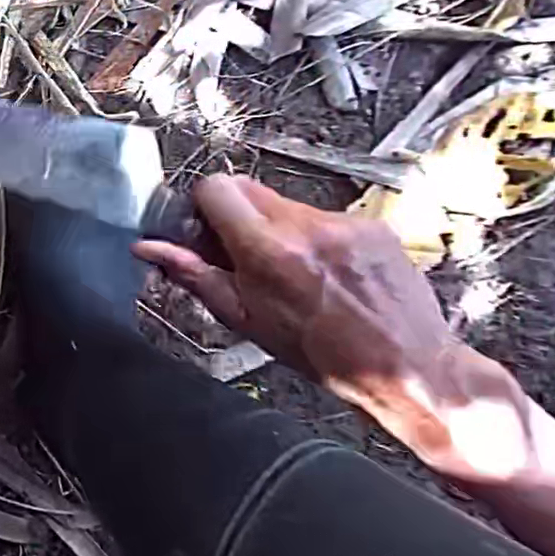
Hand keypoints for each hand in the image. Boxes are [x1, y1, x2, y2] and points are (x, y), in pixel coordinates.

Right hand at [132, 175, 457, 409]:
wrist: (409, 368)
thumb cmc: (318, 350)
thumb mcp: (241, 316)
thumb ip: (191, 273)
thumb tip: (146, 248)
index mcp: (266, 249)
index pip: (215, 187)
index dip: (202, 204)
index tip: (204, 229)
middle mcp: (305, 226)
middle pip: (245, 187)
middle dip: (232, 212)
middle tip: (237, 249)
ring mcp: (343, 223)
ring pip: (281, 201)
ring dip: (271, 224)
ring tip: (286, 266)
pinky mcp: (372, 224)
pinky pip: (319, 214)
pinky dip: (309, 234)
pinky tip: (320, 268)